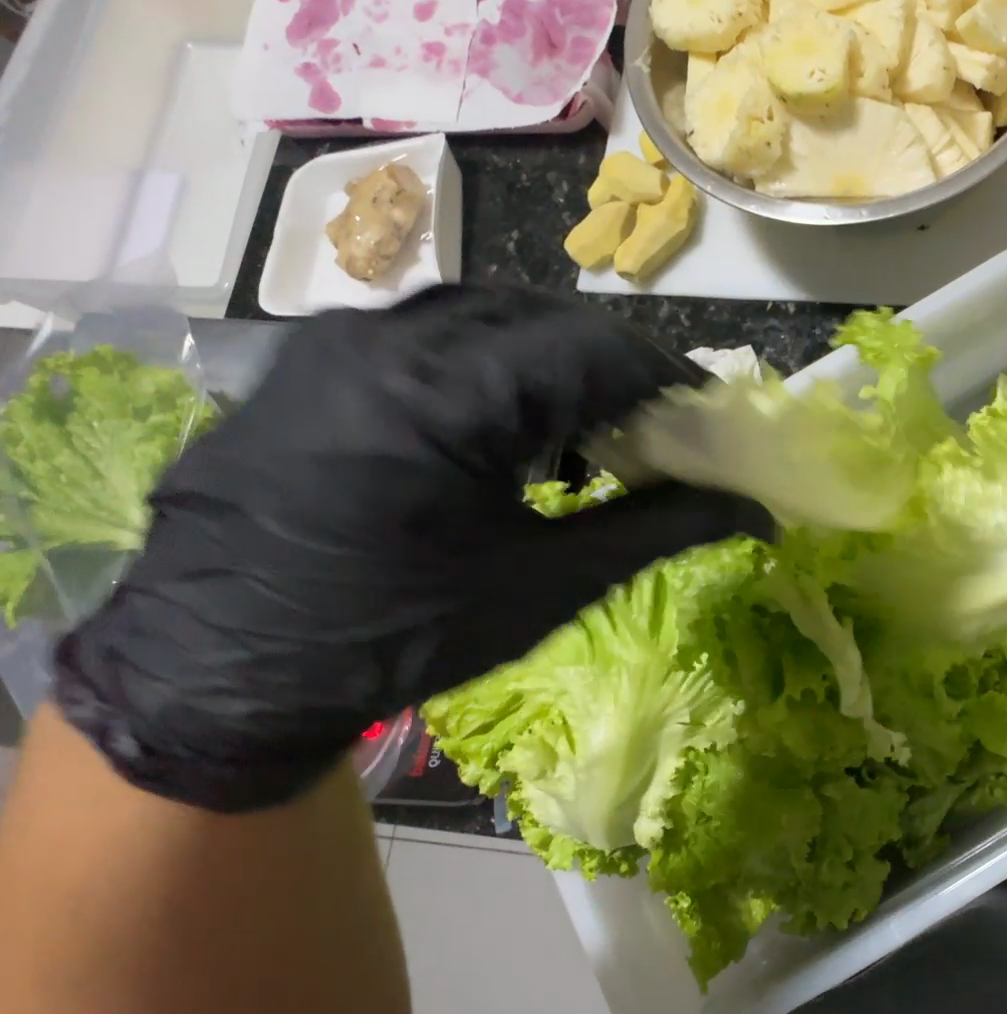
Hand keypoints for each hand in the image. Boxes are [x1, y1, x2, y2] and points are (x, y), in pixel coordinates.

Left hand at [53, 286, 767, 811]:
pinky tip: (512, 430)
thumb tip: (756, 512)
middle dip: (621, 372)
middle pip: (553, 322)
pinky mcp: (317, 359)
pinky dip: (499, 368)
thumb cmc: (403, 635)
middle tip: (659, 434)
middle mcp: (392, 338)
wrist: (219, 671)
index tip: (711, 420)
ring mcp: (343, 340)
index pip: (601, 350)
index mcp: (451, 393)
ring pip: (495, 318)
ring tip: (591, 434)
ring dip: (561, 365)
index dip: (672, 379)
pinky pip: (435, 335)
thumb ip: (662, 528)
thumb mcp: (549, 584)